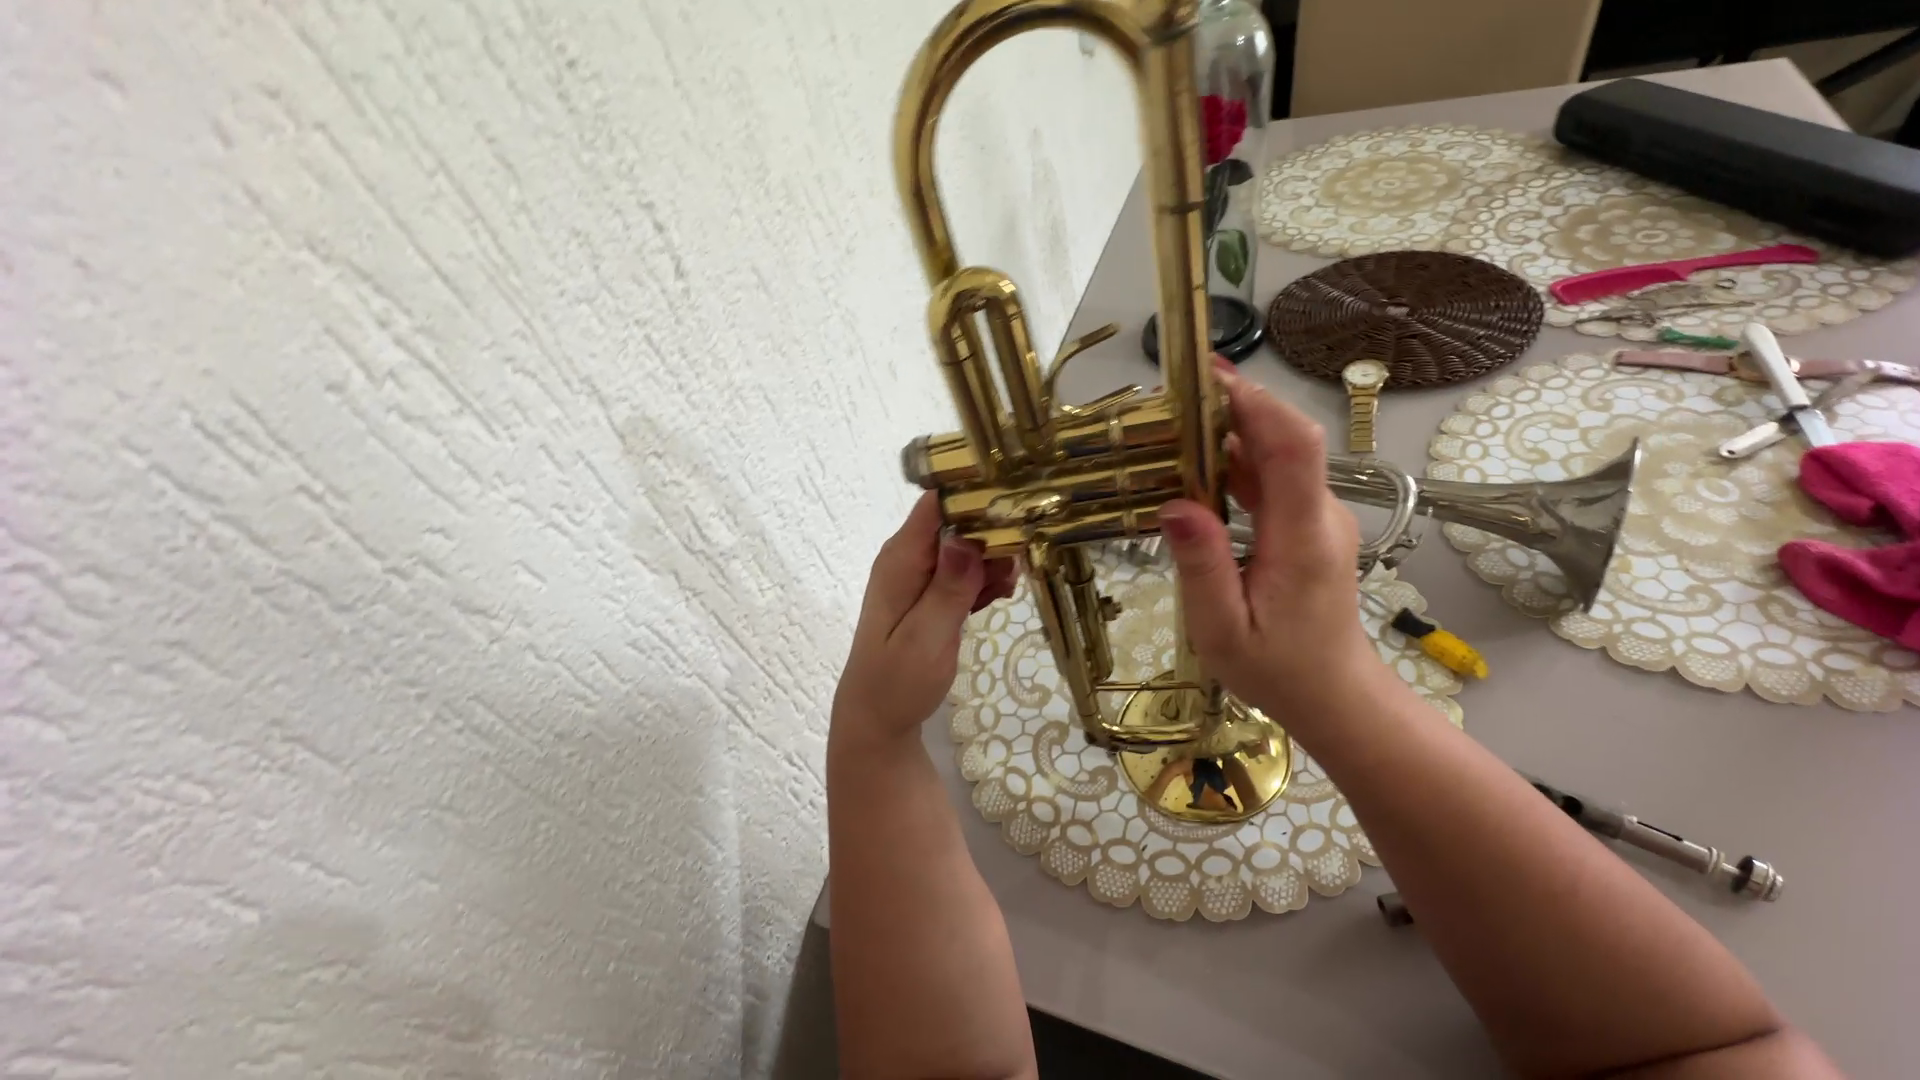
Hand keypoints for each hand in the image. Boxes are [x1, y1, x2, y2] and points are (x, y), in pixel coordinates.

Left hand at [832, 493, 1016, 752]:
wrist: (878, 719)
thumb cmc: (897, 683)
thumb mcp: (924, 640)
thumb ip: (947, 589)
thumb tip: (964, 538)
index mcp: (901, 559)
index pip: (938, 503)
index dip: (977, 496)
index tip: (1018, 509)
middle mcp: (909, 556)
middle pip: (960, 520)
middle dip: (994, 536)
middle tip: (1013, 572)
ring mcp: (920, 573)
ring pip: (969, 545)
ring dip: (994, 561)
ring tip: (1004, 593)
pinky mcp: (932, 590)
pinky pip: (966, 569)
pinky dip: (985, 580)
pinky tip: (996, 600)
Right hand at [1157, 368, 1382, 724]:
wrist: (1334, 696)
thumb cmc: (1277, 671)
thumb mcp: (1223, 630)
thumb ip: (1202, 568)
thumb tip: (1175, 505)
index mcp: (1303, 538)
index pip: (1293, 448)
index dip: (1256, 405)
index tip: (1209, 381)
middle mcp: (1320, 515)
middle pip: (1288, 439)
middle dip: (1236, 404)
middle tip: (1175, 390)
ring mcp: (1319, 518)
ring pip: (1280, 454)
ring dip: (1233, 428)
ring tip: (1176, 416)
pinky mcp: (1309, 525)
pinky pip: (1275, 478)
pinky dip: (1238, 459)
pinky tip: (1199, 459)